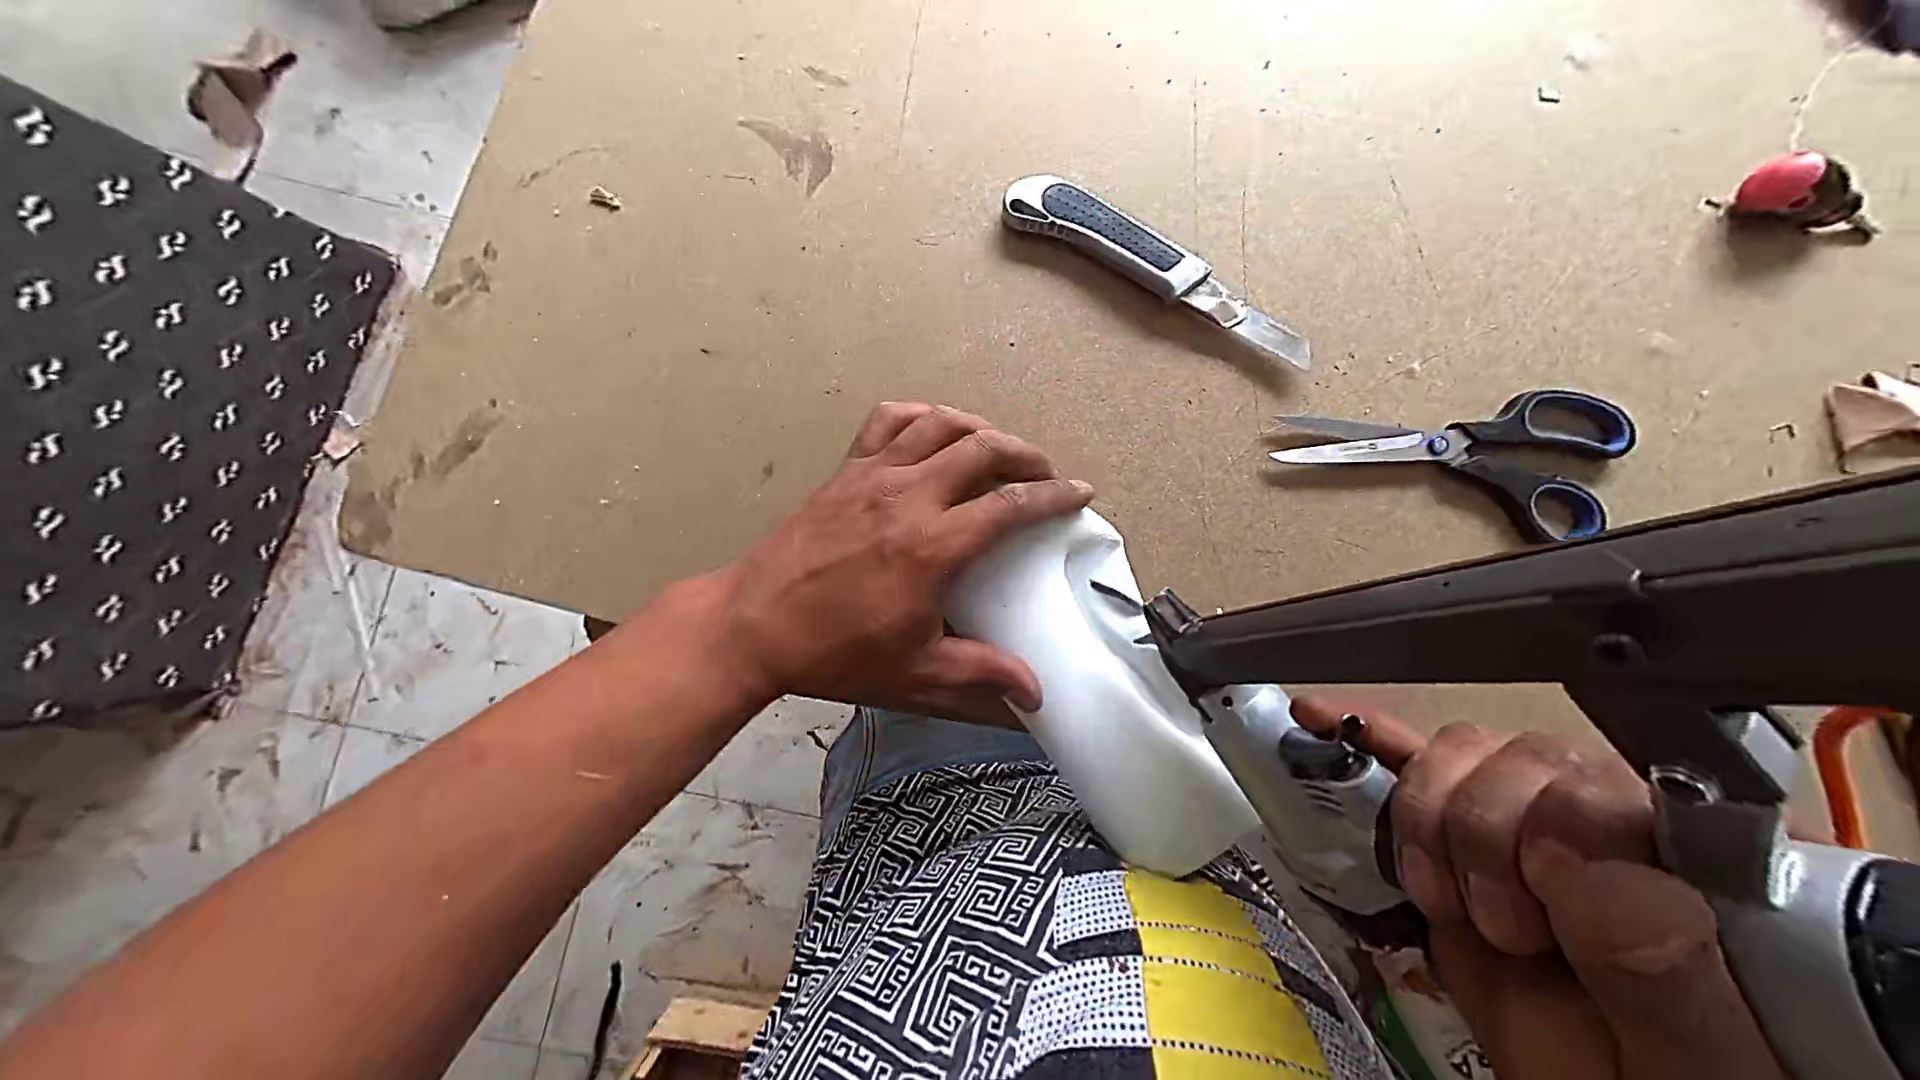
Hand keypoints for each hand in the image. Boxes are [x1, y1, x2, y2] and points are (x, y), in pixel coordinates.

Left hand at [716, 402, 1093, 720]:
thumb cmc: (833, 652)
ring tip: (998, 449)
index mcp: (931, 547)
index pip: (1011, 506)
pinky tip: (935, 430)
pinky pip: (887, 421)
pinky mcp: (845, 471)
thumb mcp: (915, 673)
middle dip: (1026, 455)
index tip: (1080, 493)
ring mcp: (872, 476)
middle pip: (984, 448)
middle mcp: (907, 497)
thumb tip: (1033, 692)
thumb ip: (980, 675)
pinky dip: (921, 416)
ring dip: (980, 429)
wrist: (753, 626)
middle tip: (1043, 474)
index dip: (1054, 496)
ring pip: (939, 425)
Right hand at [1292, 699, 1784, 1079]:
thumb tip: (1576, 862)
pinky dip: (1363, 735)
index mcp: (1687, 861)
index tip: (1538, 919)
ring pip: (1456, 752)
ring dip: (1426, 818)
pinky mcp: (1448, 829)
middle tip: (1502, 929)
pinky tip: (1317, 718)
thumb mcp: (1690, 1060)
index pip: (1598, 783)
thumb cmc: (1653, 1077)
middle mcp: (1603, 818)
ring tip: (1446, 897)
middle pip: (1518, 756)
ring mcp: (1517, 817)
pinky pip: (1404, 757)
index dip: (1549, 833)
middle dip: (1481, 837)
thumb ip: (1657, 967)